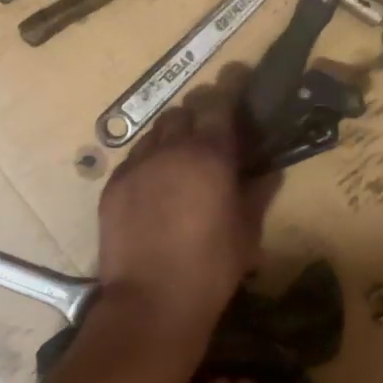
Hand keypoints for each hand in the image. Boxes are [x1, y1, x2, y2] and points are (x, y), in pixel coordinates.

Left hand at [94, 92, 267, 347]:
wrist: (150, 304)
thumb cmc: (211, 269)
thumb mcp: (246, 232)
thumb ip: (257, 193)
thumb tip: (269, 172)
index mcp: (209, 154)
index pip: (219, 102)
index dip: (230, 87)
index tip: (238, 78)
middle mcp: (171, 148)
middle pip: (184, 109)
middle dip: (200, 112)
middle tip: (212, 131)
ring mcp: (136, 165)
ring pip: (156, 130)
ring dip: (173, 133)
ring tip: (182, 157)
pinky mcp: (113, 185)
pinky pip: (135, 156)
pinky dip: (150, 159)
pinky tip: (157, 184)